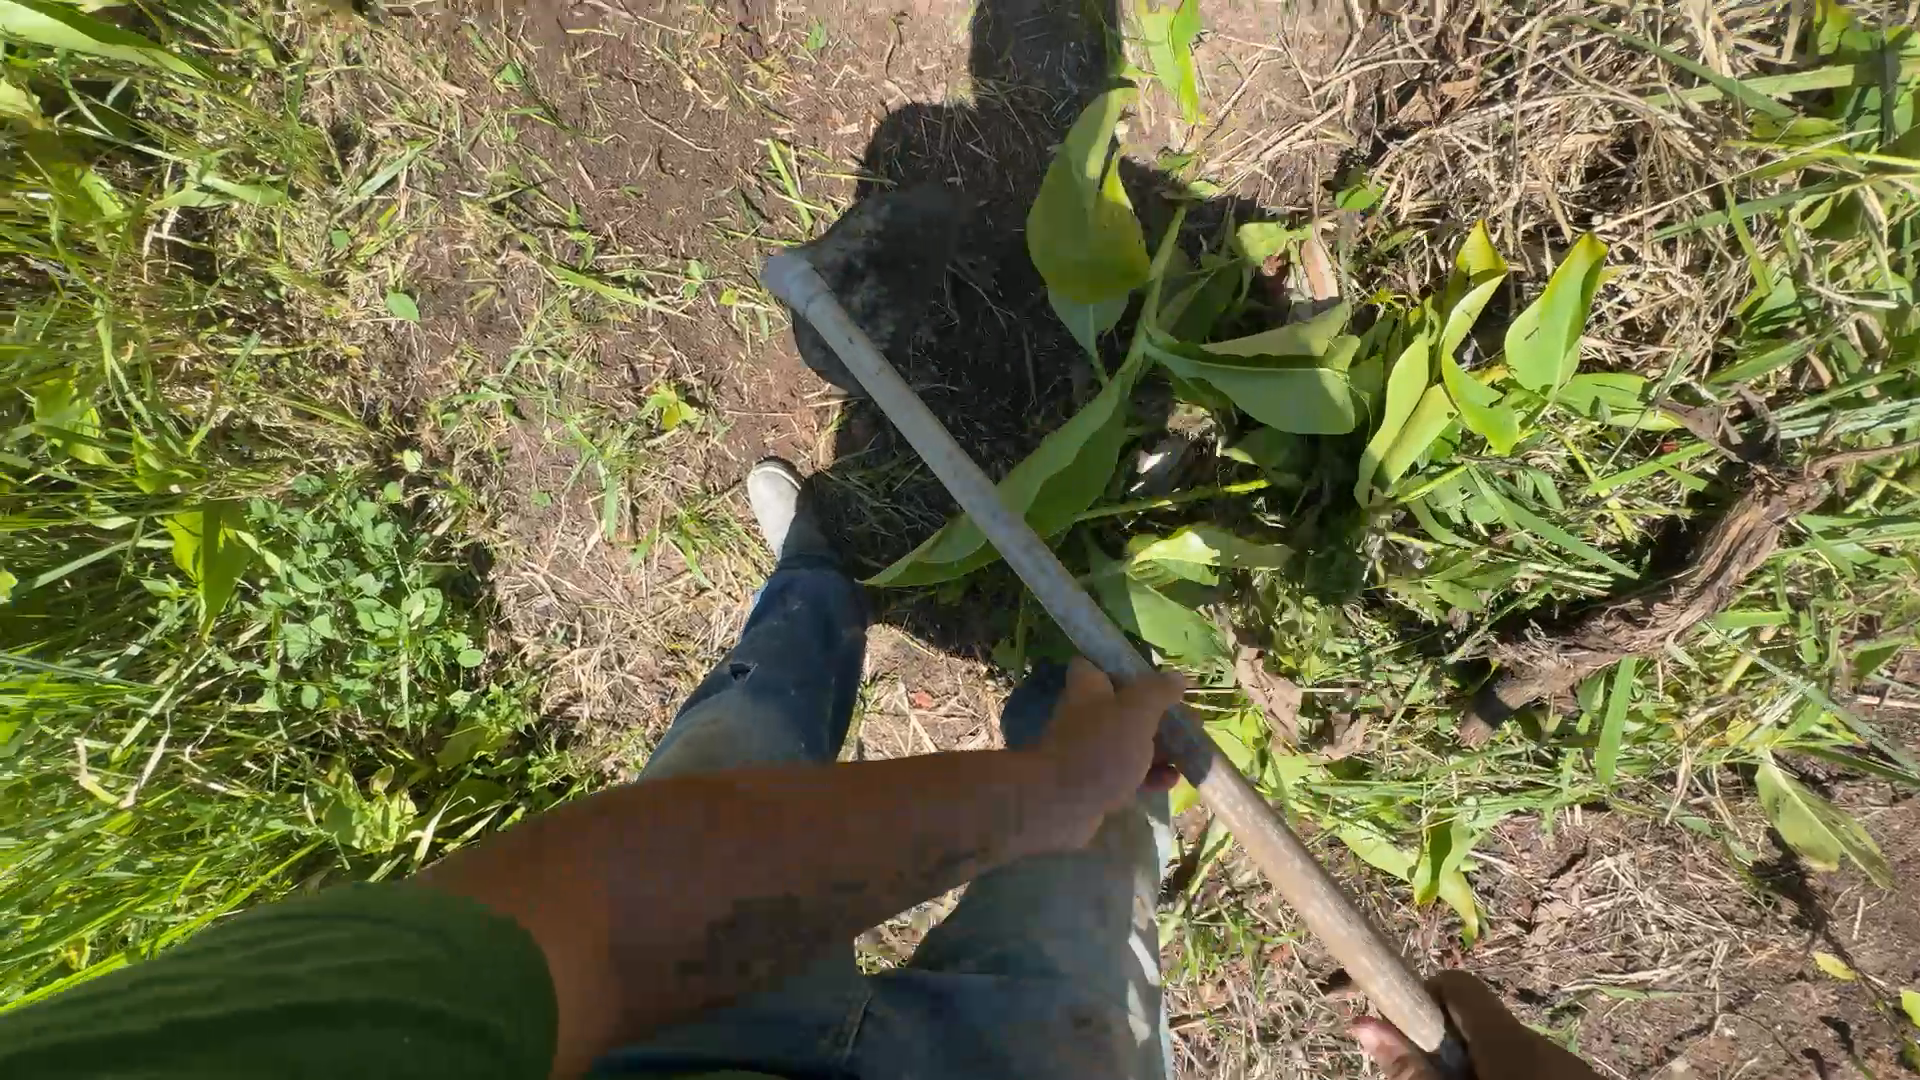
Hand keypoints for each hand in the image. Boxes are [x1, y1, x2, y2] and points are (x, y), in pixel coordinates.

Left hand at [1031, 657, 1184, 837]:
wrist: (1061, 805)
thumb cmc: (1100, 748)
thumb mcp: (1136, 712)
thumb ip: (1157, 692)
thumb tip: (1176, 676)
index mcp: (1089, 689)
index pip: (1096, 666)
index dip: (1121, 668)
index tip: (1152, 677)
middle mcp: (1086, 715)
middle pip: (1124, 707)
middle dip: (1158, 715)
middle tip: (1190, 722)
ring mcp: (1089, 751)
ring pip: (1129, 742)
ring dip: (1159, 748)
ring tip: (1190, 751)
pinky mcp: (1095, 783)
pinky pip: (1128, 774)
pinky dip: (1149, 775)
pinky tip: (1172, 780)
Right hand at [1351, 971, 1601, 1079]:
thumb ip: (1410, 1070)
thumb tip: (1359, 1021)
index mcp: (1512, 1043)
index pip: (1458, 985)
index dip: (1427, 1000)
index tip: (1413, 1036)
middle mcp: (1552, 1051)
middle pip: (1485, 1028)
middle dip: (1456, 1054)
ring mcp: (1583, 1077)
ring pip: (1518, 1061)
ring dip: (1491, 1077)